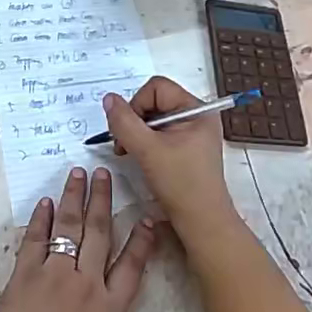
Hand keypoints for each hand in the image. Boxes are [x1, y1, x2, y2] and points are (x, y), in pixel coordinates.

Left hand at [0, 168, 161, 311]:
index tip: (148, 218)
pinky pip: (35, 240)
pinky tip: (46, 203)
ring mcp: (53, 276)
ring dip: (74, 198)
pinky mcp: (24, 276)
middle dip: (103, 200)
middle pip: (98, 234)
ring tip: (78, 172)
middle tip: (104, 172)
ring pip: (69, 228)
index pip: (132, 268)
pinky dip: (41, 220)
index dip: (141, 242)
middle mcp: (85, 285)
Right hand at [104, 78, 237, 235]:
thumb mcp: (148, 150)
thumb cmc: (181, 184)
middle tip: (123, 143)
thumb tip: (109, 99)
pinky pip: (159, 132)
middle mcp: (196, 116)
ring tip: (128, 151)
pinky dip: (144, 141)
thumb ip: (124, 122)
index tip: (128, 130)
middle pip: (154, 100)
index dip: (137, 104)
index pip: (157, 87)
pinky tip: (137, 156)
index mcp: (196, 109)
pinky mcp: (185, 147)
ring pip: (154, 117)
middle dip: (134, 119)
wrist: (202, 224)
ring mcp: (191, 132)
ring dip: (136, 131)